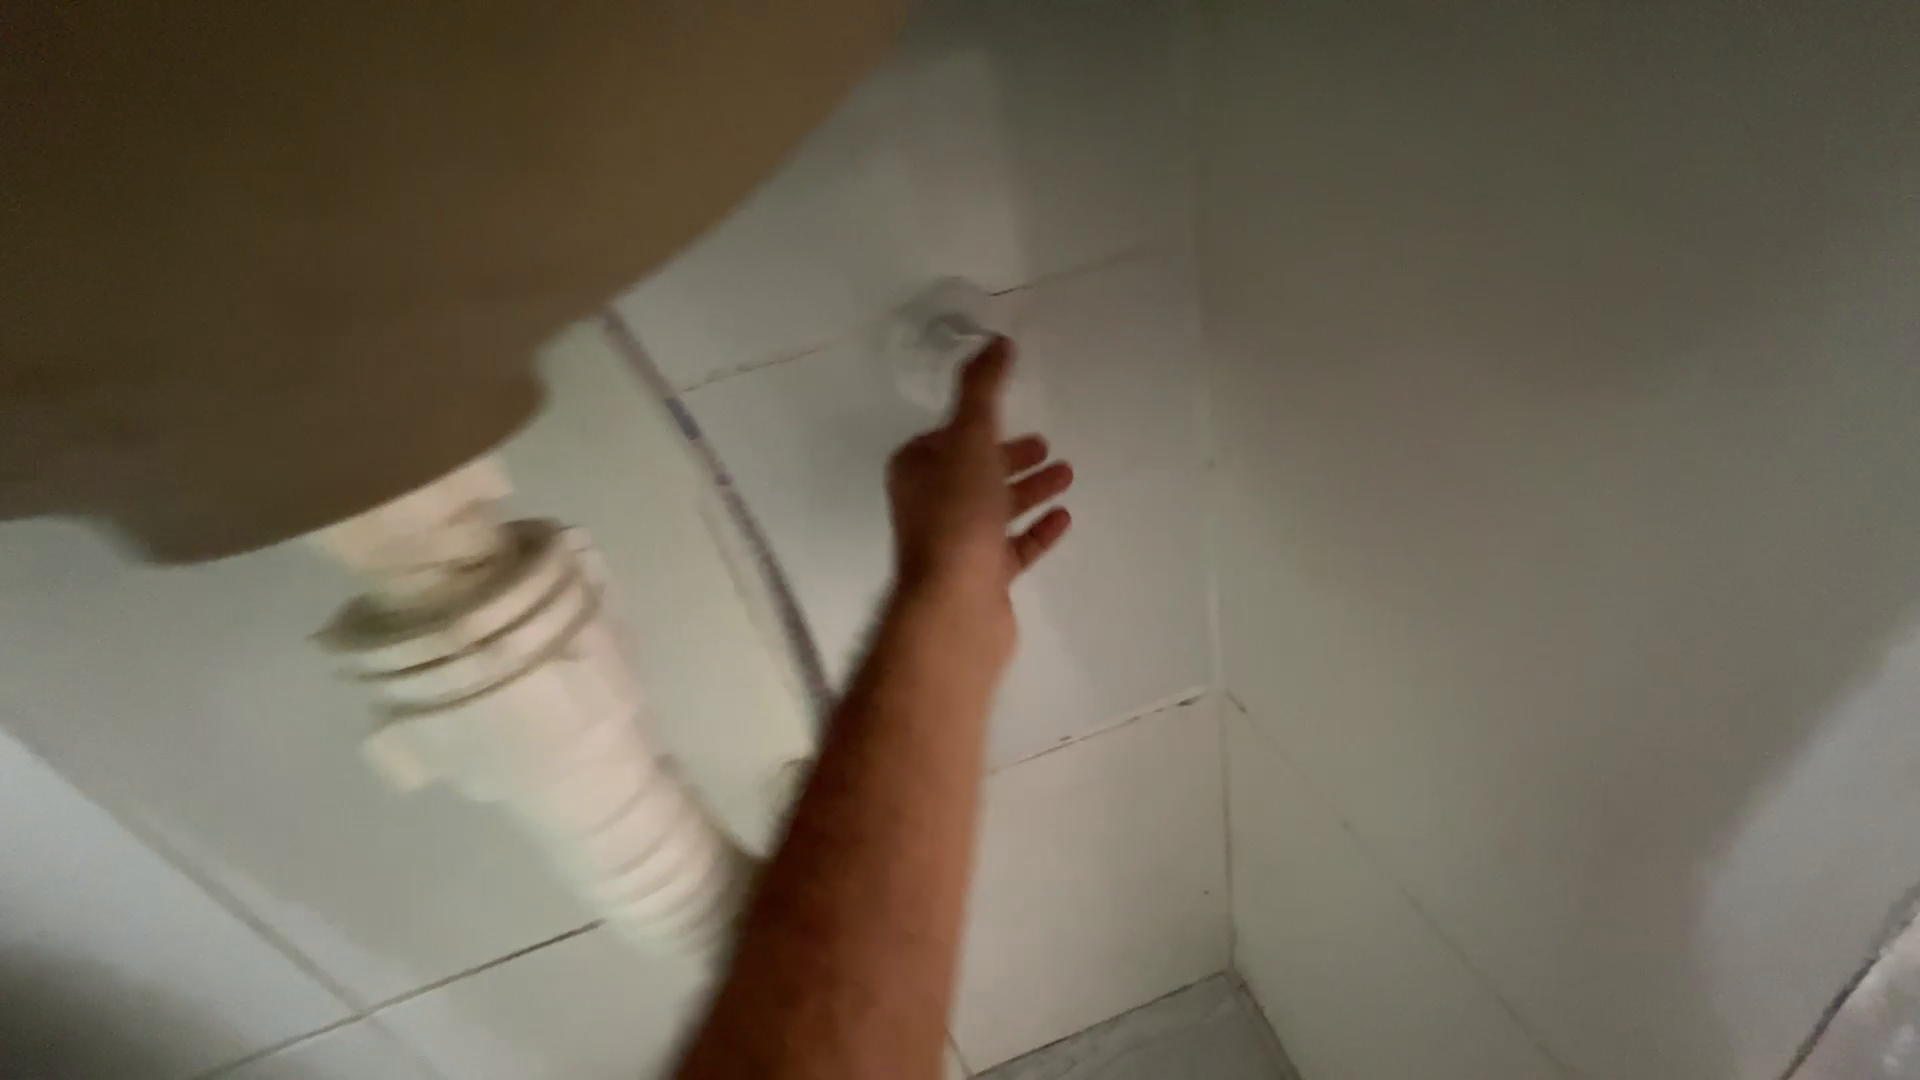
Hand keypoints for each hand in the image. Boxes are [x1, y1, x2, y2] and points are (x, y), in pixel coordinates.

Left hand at [886, 337, 1073, 606]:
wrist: (955, 606)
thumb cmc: (958, 517)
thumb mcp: (970, 440)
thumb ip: (983, 391)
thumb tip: (996, 342)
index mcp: (916, 472)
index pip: (945, 439)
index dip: (976, 426)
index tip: (1009, 416)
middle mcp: (930, 507)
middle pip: (974, 472)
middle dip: (1010, 457)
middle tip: (1046, 447)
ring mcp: (956, 546)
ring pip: (996, 509)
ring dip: (1029, 490)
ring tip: (1067, 475)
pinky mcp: (982, 579)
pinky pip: (1014, 547)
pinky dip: (1037, 531)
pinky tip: (1064, 519)